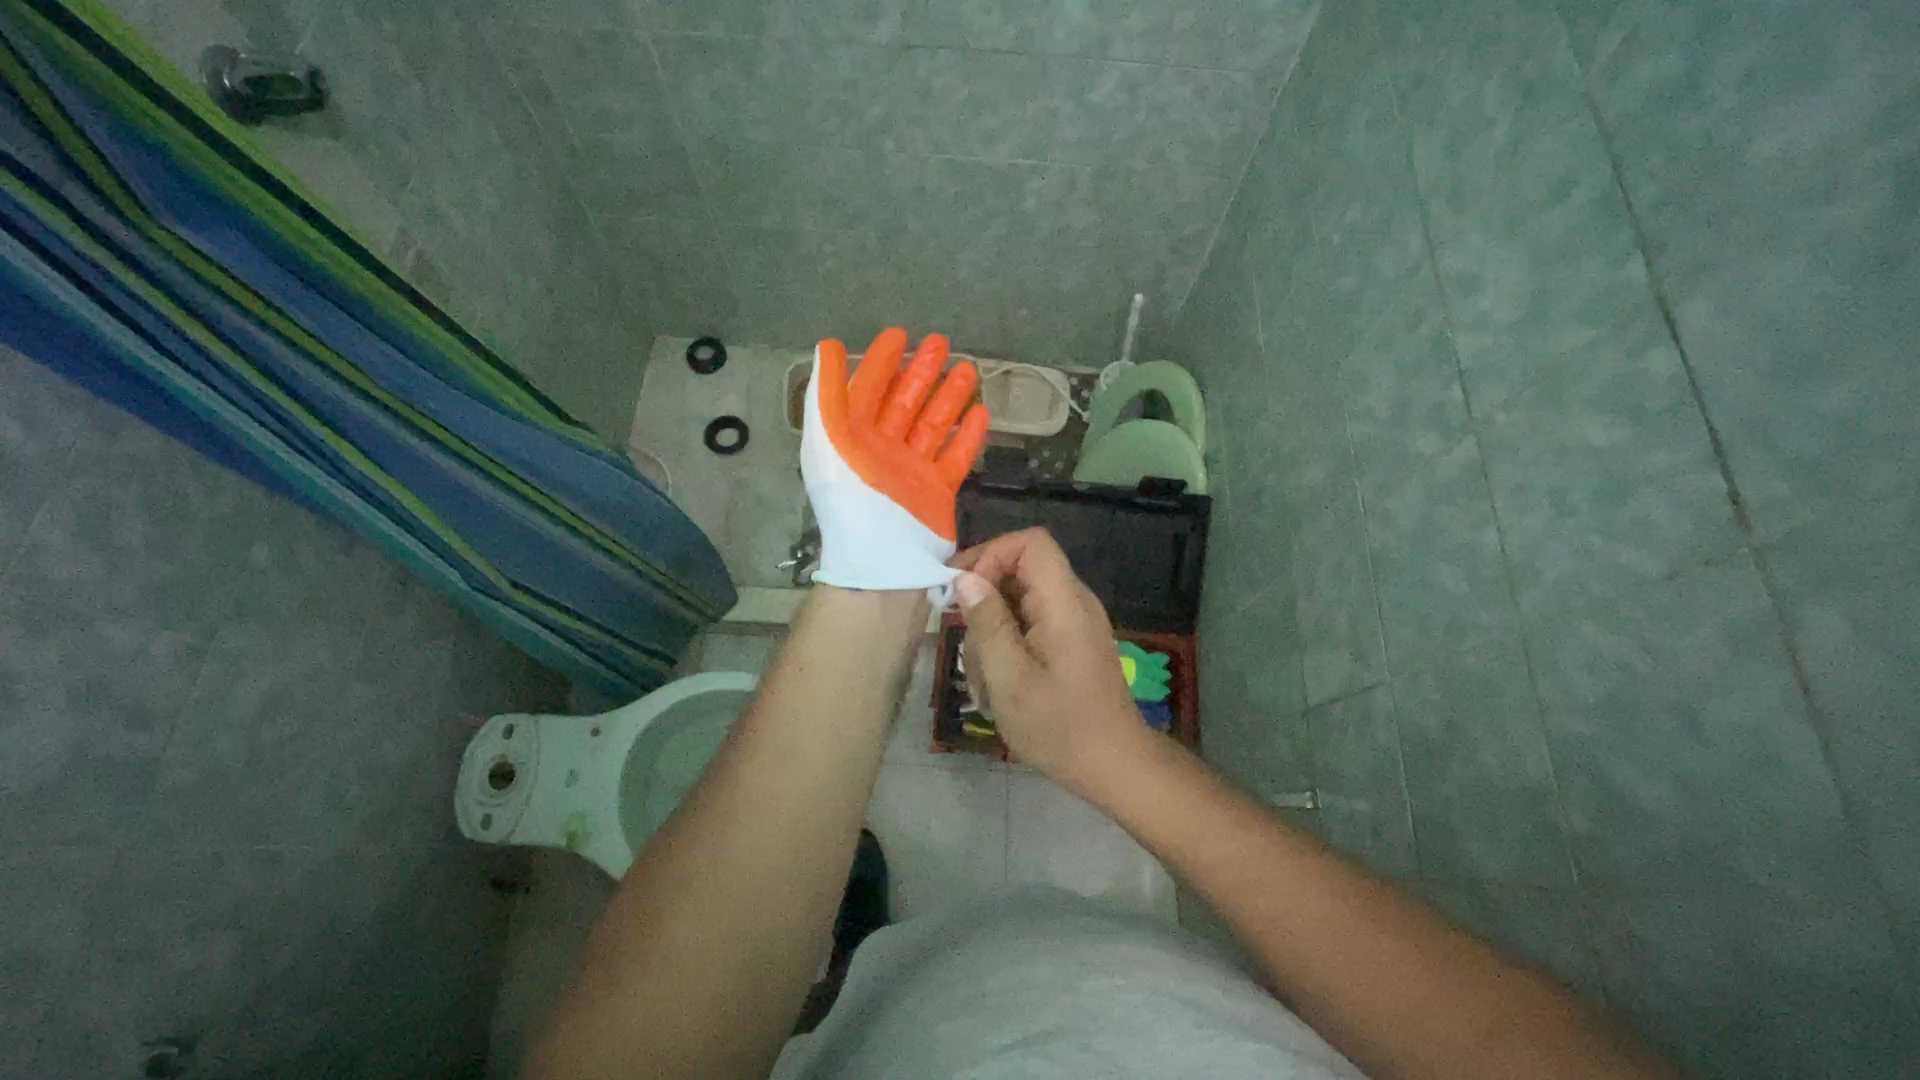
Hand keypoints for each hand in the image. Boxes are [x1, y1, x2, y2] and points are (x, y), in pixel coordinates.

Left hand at [803, 328, 990, 594]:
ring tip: (969, 369)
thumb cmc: (850, 499)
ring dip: (949, 397)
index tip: (899, 334)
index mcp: (853, 436)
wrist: (881, 560)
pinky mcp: (938, 491)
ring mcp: (913, 471)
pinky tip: (982, 413)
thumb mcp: (826, 442)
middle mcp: (883, 449)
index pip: (867, 388)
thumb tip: (827, 346)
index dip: (880, 361)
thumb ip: (825, 395)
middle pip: (905, 402)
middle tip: (942, 342)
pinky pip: (955, 457)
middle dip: (921, 371)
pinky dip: (968, 436)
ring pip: (934, 424)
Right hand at [951, 528, 1147, 790]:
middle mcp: (1074, 603)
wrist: (1114, 766)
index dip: (990, 554)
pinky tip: (998, 685)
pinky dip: (1008, 646)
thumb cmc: (1059, 726)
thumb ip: (987, 623)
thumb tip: (965, 579)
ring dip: (992, 631)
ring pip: (1020, 601)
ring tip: (983, 677)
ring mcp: (1075, 623)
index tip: (960, 590)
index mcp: (1063, 602)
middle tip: (962, 640)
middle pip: (1020, 570)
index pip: (1029, 543)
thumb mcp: (1009, 678)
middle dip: (984, 600)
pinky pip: (1032, 625)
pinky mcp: (1071, 644)